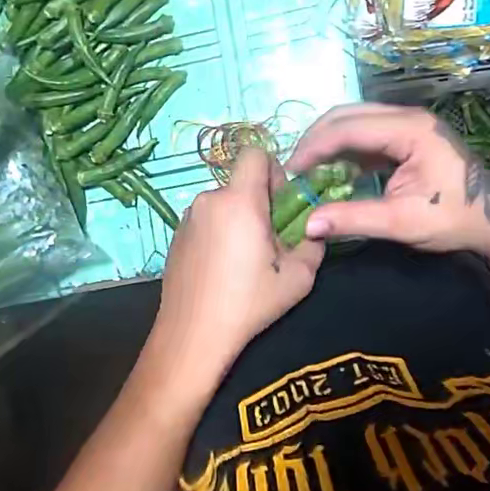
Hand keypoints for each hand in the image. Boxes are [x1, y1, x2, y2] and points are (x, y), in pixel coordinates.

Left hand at [152, 148, 326, 383]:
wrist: (191, 337)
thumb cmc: (248, 303)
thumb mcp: (298, 278)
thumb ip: (313, 244)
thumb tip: (313, 231)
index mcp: (239, 201)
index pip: (256, 153)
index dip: (275, 172)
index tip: (283, 206)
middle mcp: (209, 200)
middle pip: (242, 183)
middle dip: (261, 203)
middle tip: (271, 242)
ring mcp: (187, 219)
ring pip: (225, 203)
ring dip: (241, 220)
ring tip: (247, 261)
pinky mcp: (175, 238)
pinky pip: (207, 221)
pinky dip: (221, 233)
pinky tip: (224, 270)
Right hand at [286, 103, 489, 253]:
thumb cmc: (453, 219)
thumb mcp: (401, 222)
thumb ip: (353, 219)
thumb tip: (308, 225)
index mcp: (410, 130)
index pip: (348, 128)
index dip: (313, 148)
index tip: (290, 171)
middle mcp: (408, 117)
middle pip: (348, 115)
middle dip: (316, 140)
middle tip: (293, 170)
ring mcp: (408, 124)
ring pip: (355, 121)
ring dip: (329, 143)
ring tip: (307, 171)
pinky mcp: (407, 136)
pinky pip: (367, 134)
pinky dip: (345, 150)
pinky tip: (331, 171)